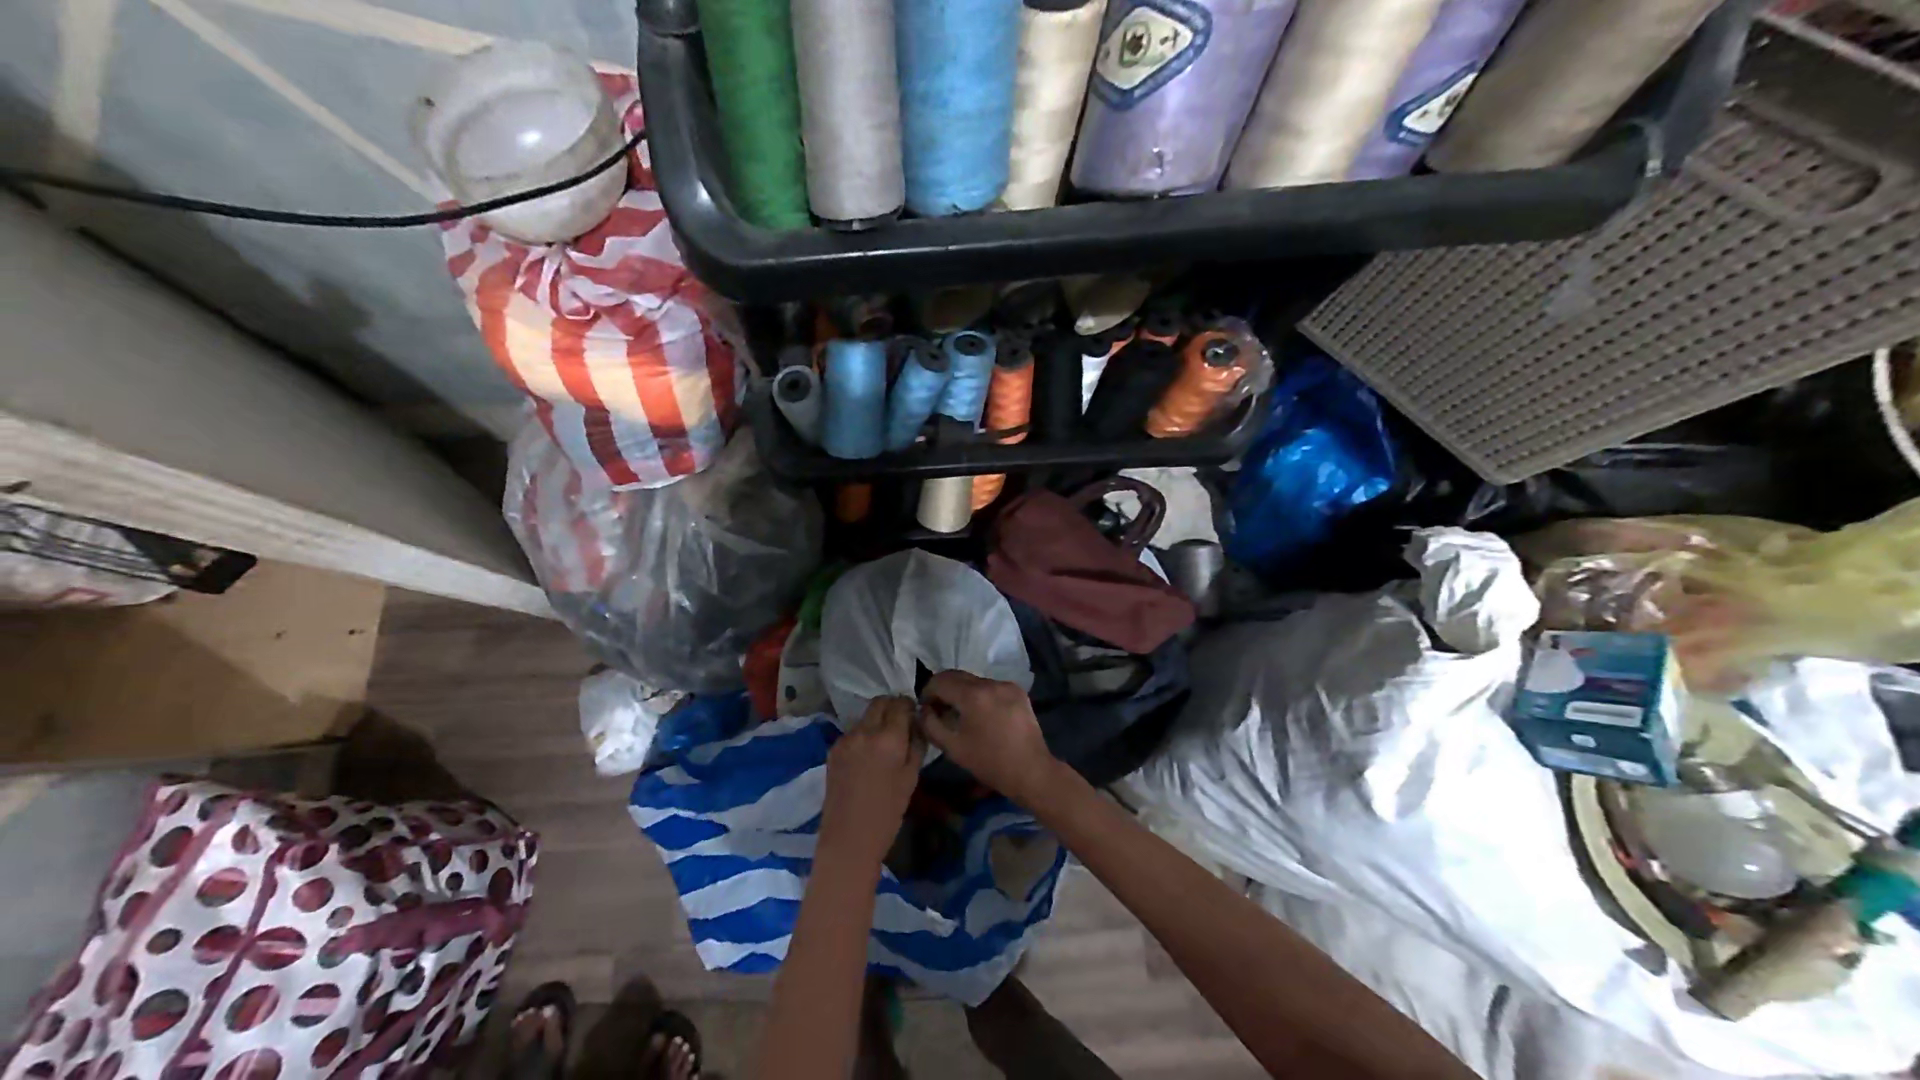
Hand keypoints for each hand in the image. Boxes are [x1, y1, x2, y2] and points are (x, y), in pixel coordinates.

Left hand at [819, 696, 923, 867]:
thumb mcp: (912, 777)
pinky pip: (853, 732)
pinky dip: (864, 735)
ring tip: (885, 743)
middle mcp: (864, 731)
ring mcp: (845, 739)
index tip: (915, 715)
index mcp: (888, 738)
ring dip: (877, 720)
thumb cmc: (888, 813)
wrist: (848, 839)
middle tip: (902, 723)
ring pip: (865, 716)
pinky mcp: (833, 749)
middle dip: (892, 706)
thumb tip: (916, 723)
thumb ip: (916, 744)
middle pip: (879, 702)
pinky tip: (868, 756)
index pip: (900, 703)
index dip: (910, 706)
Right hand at [918, 671, 1059, 806]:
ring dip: (962, 691)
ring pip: (974, 680)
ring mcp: (1006, 685)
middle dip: (943, 689)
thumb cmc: (989, 762)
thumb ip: (931, 725)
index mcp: (973, 695)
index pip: (940, 681)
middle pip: (957, 675)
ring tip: (960, 713)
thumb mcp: (952, 747)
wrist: (1030, 770)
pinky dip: (980, 695)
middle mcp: (990, 683)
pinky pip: (991, 686)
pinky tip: (981, 714)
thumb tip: (925, 710)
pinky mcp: (1018, 691)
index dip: (927, 692)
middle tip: (938, 709)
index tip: (925, 708)